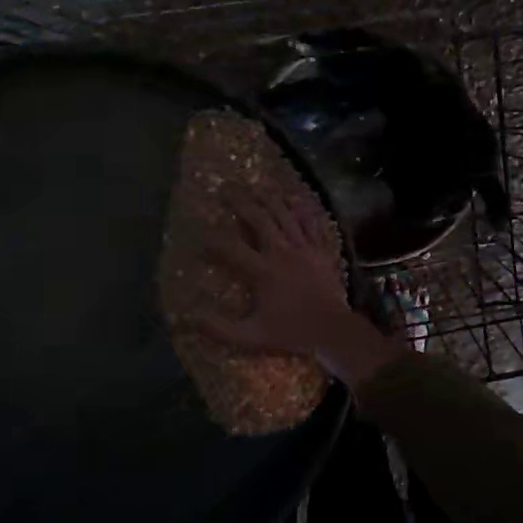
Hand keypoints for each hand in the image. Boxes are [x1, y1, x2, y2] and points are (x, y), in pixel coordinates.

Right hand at [202, 193, 402, 385]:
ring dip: (270, 199)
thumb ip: (220, 329)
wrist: (332, 330)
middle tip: (227, 190)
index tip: (201, 238)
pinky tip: (296, 198)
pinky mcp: (321, 250)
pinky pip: (311, 223)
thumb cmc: (291, 333)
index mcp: (263, 271)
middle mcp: (282, 252)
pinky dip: (303, 209)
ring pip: (285, 215)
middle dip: (241, 203)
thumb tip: (190, 320)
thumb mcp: (251, 336)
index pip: (231, 249)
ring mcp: (304, 248)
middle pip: (259, 220)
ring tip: (258, 186)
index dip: (213, 242)